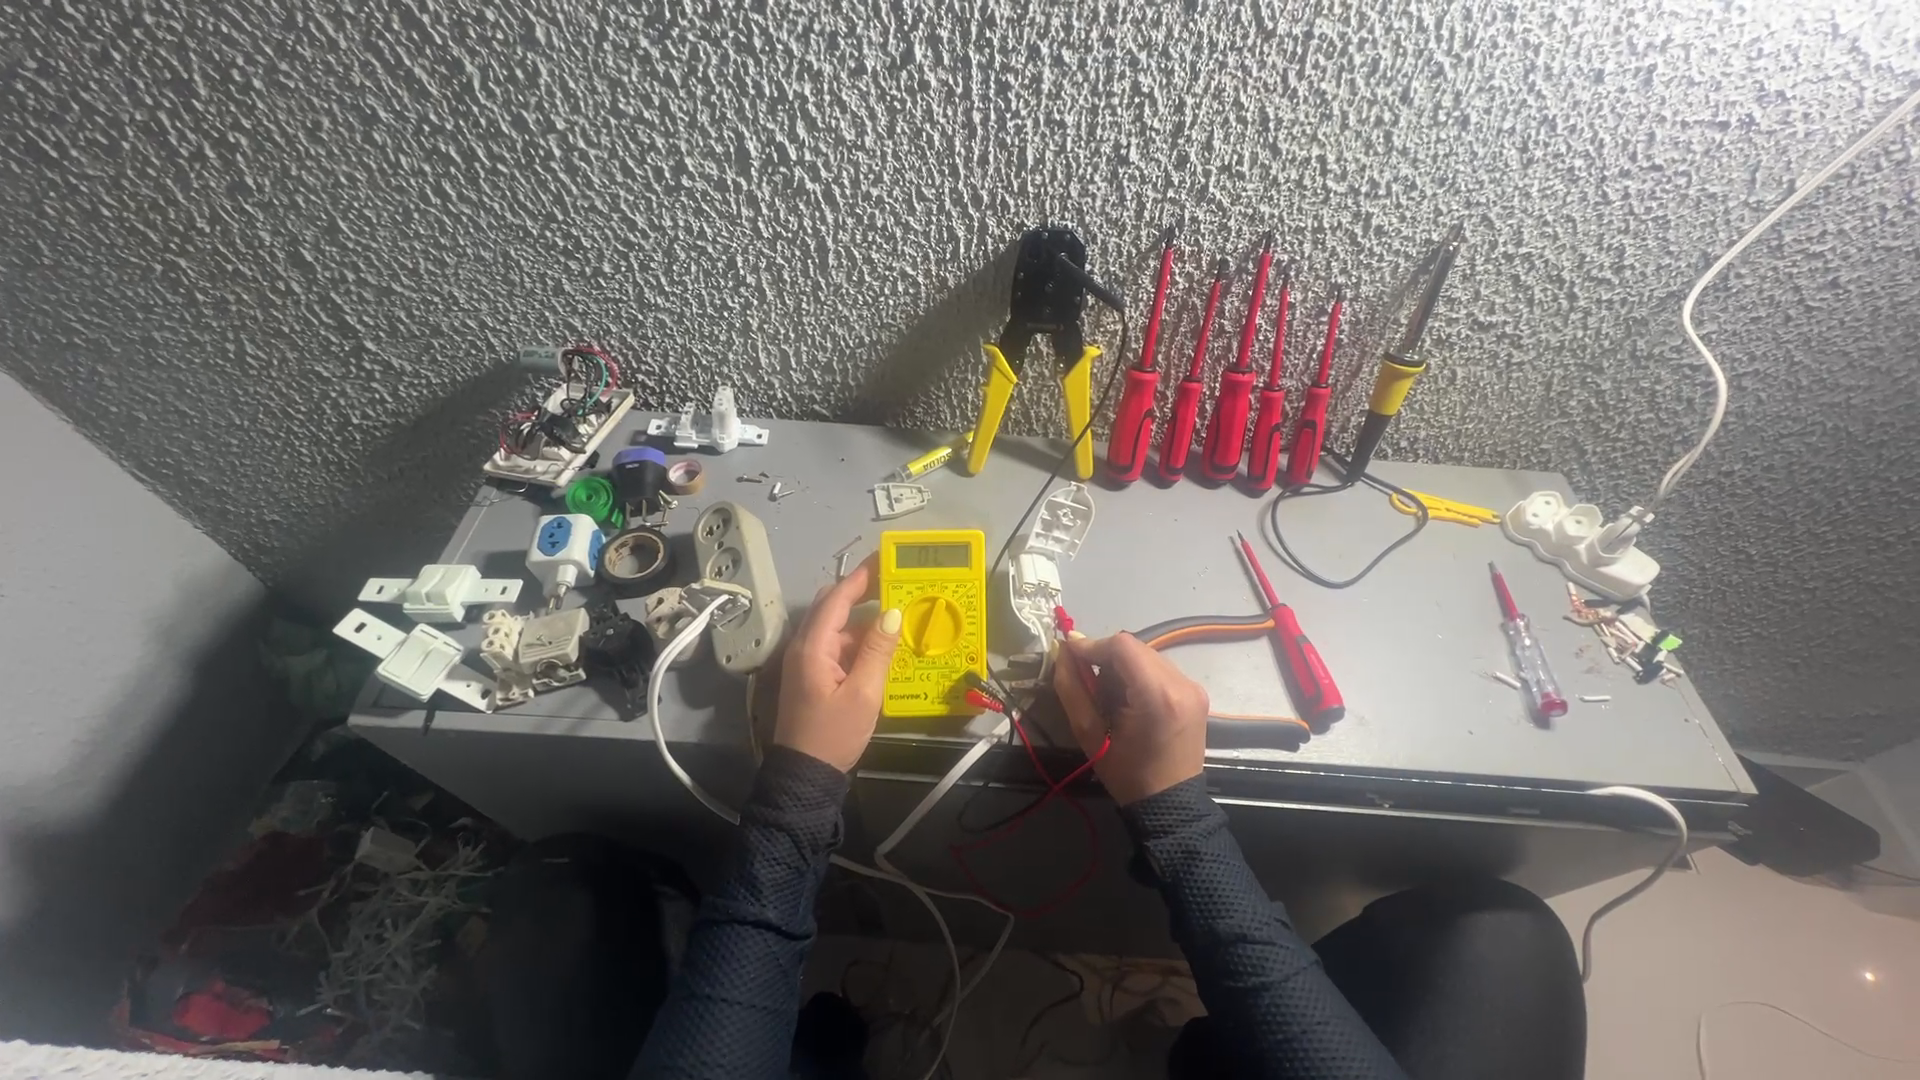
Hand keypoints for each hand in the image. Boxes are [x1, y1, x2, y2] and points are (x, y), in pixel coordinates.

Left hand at [774, 555, 902, 770]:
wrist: (805, 775)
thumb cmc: (833, 734)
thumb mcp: (863, 693)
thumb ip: (878, 650)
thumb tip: (893, 612)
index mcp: (812, 646)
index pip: (837, 598)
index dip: (861, 576)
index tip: (885, 559)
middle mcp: (805, 646)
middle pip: (831, 606)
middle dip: (861, 591)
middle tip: (895, 583)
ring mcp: (807, 661)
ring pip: (836, 627)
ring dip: (863, 618)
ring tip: (898, 612)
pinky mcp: (813, 675)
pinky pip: (837, 646)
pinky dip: (858, 639)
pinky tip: (883, 645)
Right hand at [1052, 633, 1207, 804]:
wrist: (1170, 803)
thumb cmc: (1127, 773)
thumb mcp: (1089, 734)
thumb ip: (1072, 688)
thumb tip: (1064, 652)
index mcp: (1157, 695)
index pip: (1122, 645)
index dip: (1092, 646)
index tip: (1070, 657)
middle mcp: (1182, 683)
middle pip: (1135, 648)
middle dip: (1106, 659)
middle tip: (1089, 684)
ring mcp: (1193, 687)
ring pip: (1147, 656)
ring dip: (1123, 668)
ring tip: (1111, 698)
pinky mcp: (1197, 692)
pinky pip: (1159, 669)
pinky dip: (1139, 676)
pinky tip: (1130, 701)